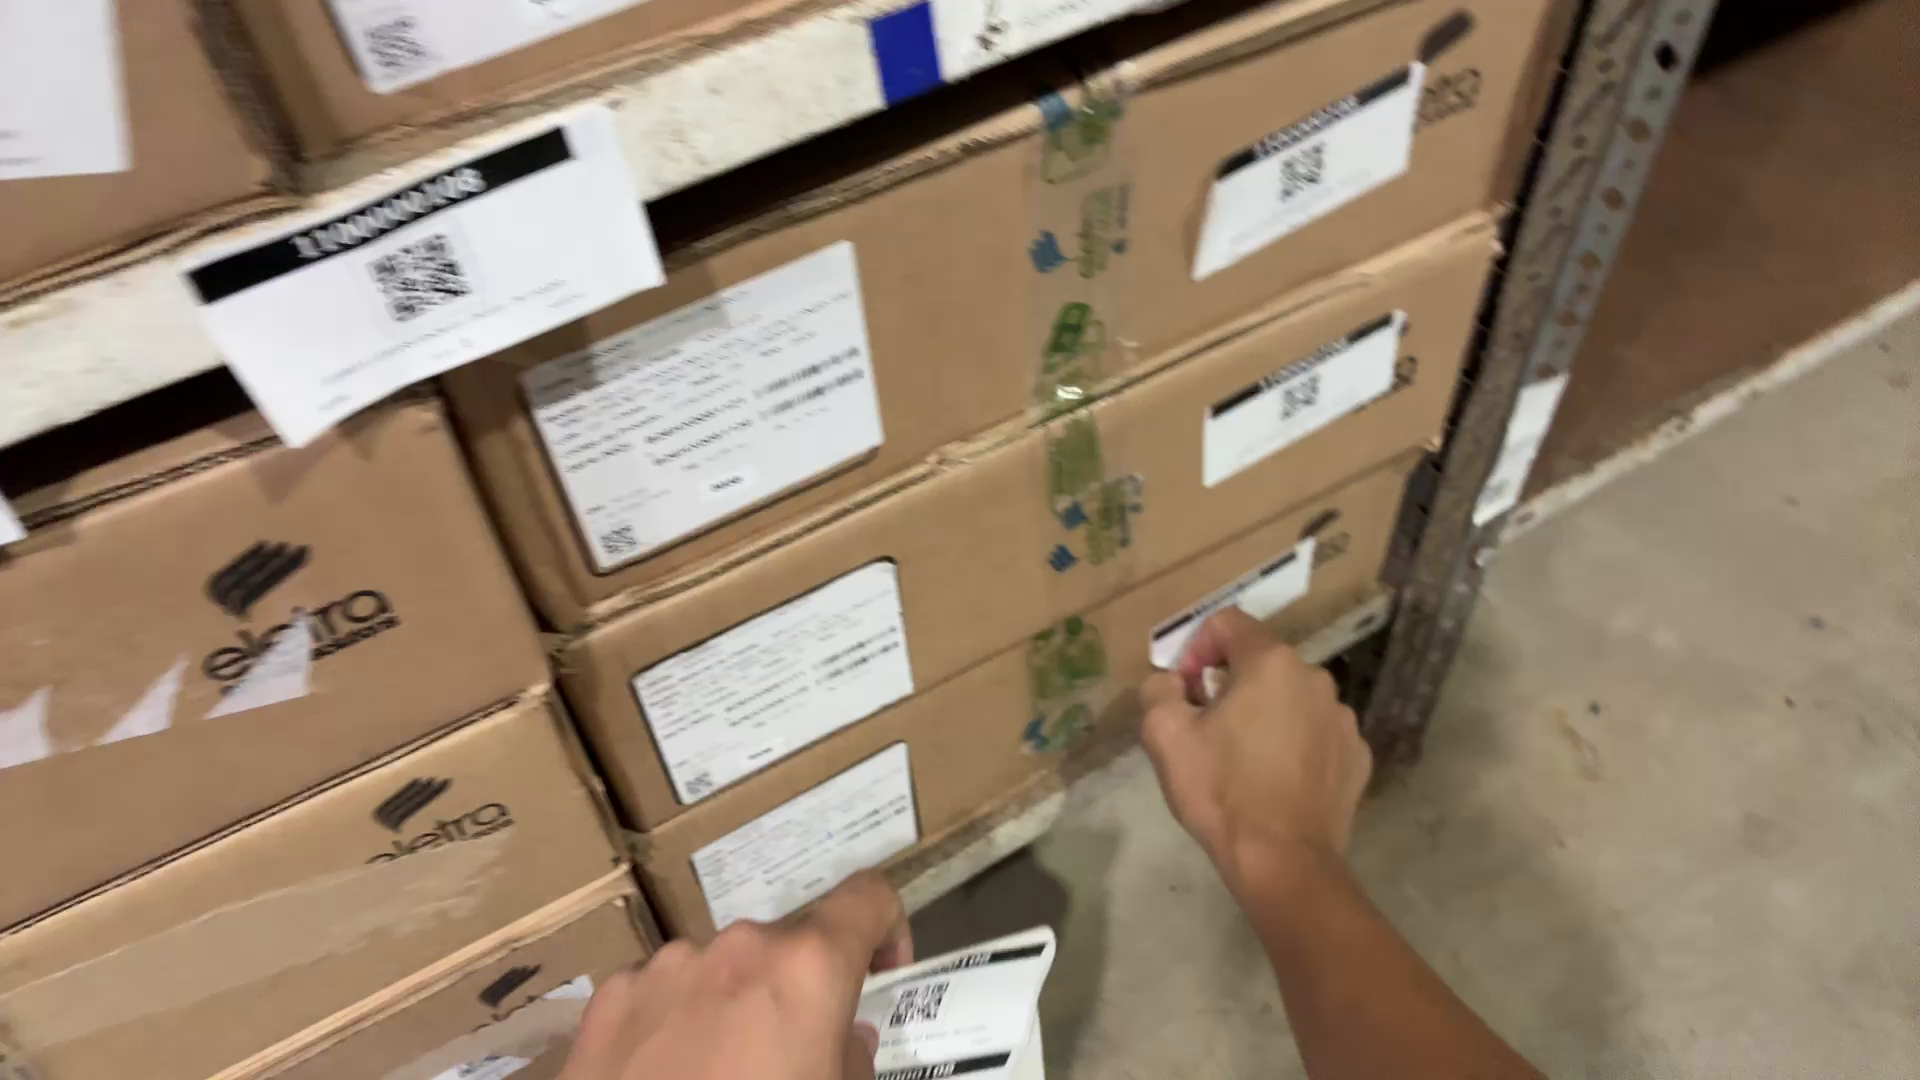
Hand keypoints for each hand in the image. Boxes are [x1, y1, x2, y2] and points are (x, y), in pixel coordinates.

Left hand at [558, 871, 912, 1079]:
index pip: (869, 897)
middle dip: (798, 992)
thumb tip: (843, 1039)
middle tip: (787, 1063)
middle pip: (789, 946)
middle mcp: (741, 946)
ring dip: (734, 1006)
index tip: (879, 978)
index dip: (887, 928)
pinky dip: (674, 1023)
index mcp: (807, 967)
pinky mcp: (609, 1000)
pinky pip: (663, 993)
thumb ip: (853, 1062)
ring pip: (724, 968)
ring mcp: (668, 966)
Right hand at [1139, 609, 1371, 903]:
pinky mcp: (1357, 757)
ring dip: (1262, 711)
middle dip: (1227, 682)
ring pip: (1289, 697)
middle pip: (1260, 660)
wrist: (1283, 863)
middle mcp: (1316, 679)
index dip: (1196, 648)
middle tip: (1205, 724)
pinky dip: (1292, 742)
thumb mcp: (1163, 732)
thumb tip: (1174, 683)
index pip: (1228, 623)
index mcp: (1271, 663)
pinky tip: (1273, 778)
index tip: (1183, 688)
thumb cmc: (1220, 790)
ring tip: (1240, 756)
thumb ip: (1158, 687)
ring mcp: (1343, 720)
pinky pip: (1314, 732)